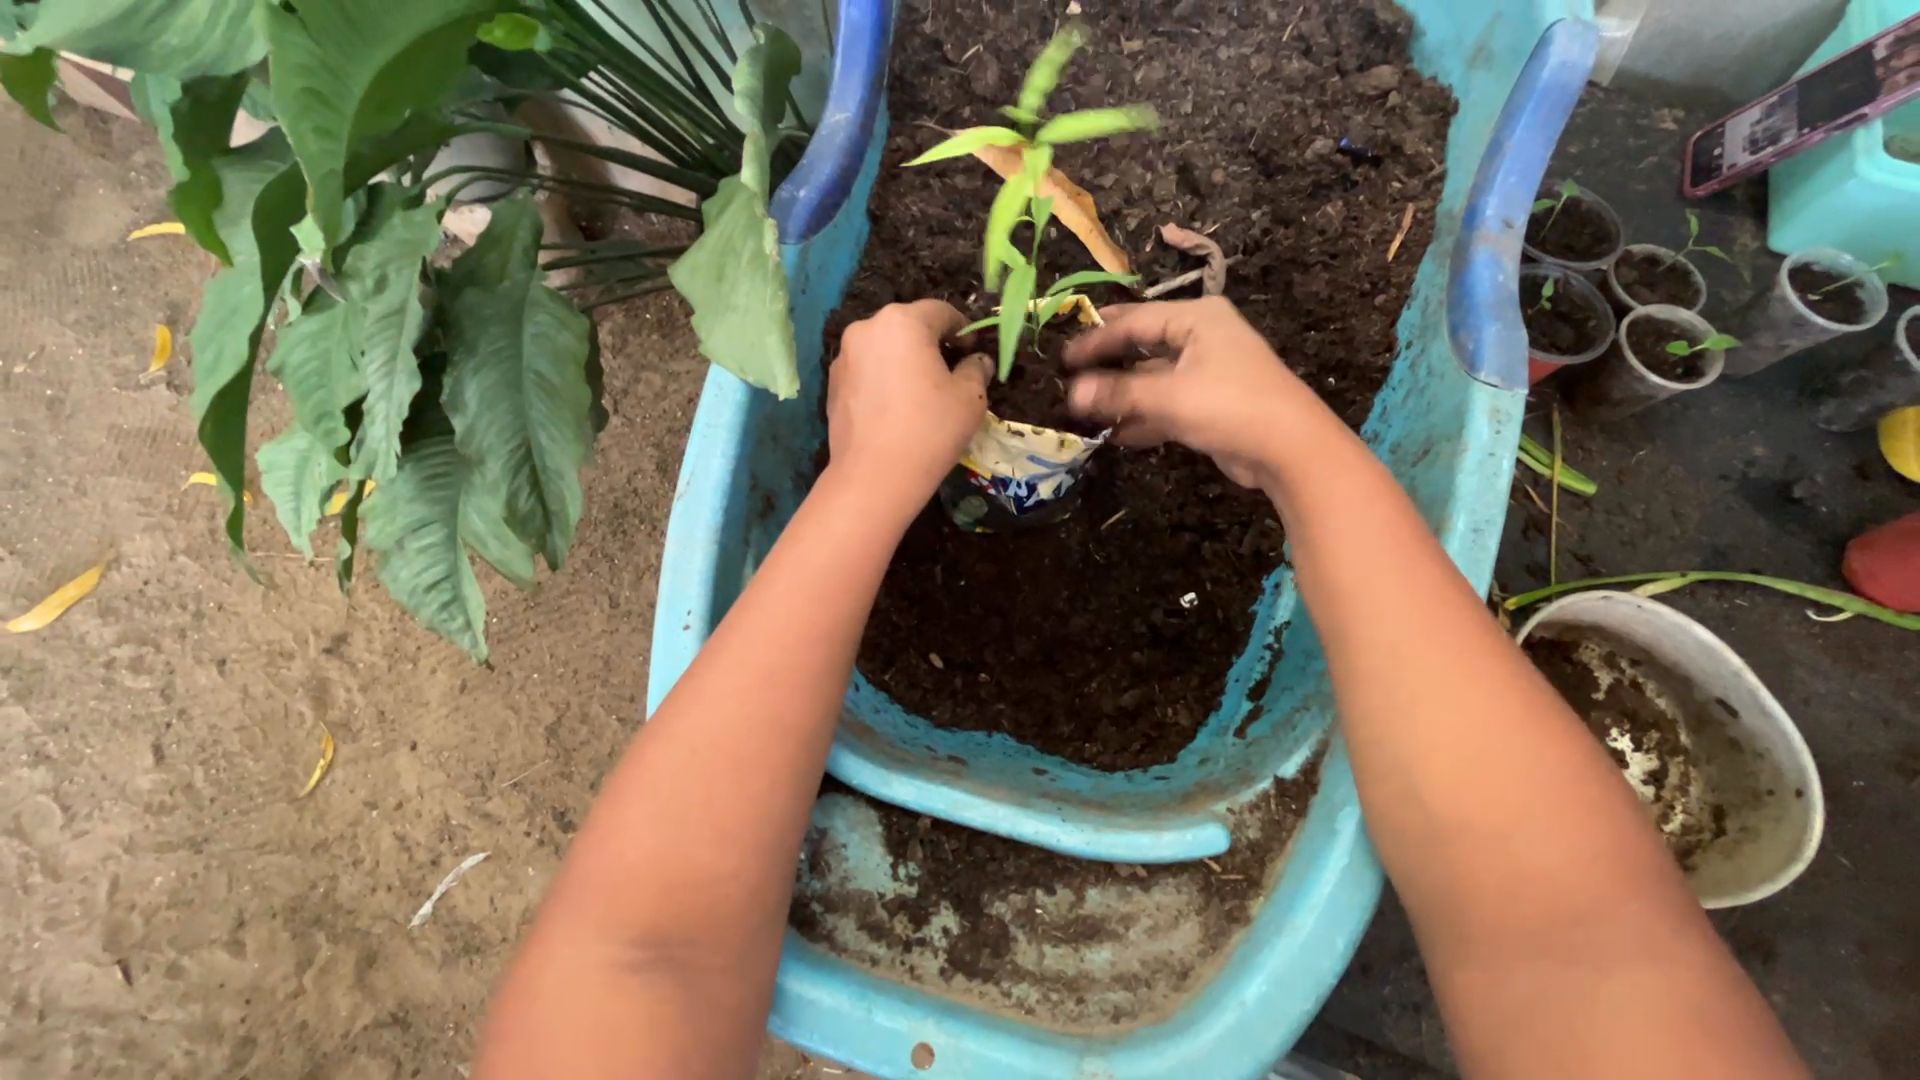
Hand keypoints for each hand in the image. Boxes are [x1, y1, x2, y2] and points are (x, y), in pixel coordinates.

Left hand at [827, 299, 992, 507]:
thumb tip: (977, 360)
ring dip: (904, 361)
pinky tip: (895, 408)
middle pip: (908, 326)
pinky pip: (866, 371)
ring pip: (884, 349)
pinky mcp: (832, 384)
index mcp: (903, 321)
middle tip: (950, 372)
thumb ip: (976, 369)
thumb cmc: (930, 430)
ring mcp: (844, 357)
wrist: (874, 476)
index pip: (941, 311)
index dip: (962, 329)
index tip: (972, 352)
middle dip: (930, 343)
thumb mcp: (970, 398)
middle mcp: (867, 329)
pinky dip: (883, 379)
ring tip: (920, 393)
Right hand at [1064, 297, 1336, 490]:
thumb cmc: (1230, 406)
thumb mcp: (1168, 397)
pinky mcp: (1207, 405)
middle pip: (1142, 347)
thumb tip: (1072, 394)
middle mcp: (1201, 338)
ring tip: (1084, 412)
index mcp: (1196, 319)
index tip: (1062, 358)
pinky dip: (1140, 418)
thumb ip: (1118, 393)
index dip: (1095, 339)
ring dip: (1121, 398)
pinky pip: (1164, 405)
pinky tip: (1113, 434)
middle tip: (1069, 376)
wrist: (1289, 449)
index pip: (1133, 322)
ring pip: (1151, 380)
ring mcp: (1205, 373)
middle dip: (1107, 365)